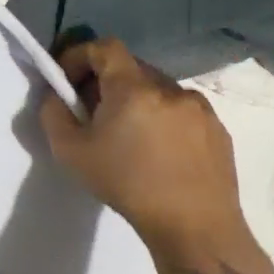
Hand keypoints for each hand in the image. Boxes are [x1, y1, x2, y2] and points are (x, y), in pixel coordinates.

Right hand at [38, 38, 248, 254]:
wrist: (195, 226)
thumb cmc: (126, 183)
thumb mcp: (68, 149)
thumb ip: (53, 111)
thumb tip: (58, 94)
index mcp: (134, 90)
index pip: (105, 47)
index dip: (79, 55)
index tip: (67, 79)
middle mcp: (172, 90)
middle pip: (131, 68)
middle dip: (105, 81)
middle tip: (91, 110)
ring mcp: (201, 110)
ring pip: (157, 89)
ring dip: (135, 99)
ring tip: (126, 133)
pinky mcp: (219, 130)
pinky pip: (181, 109)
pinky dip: (161, 116)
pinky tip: (156, 149)